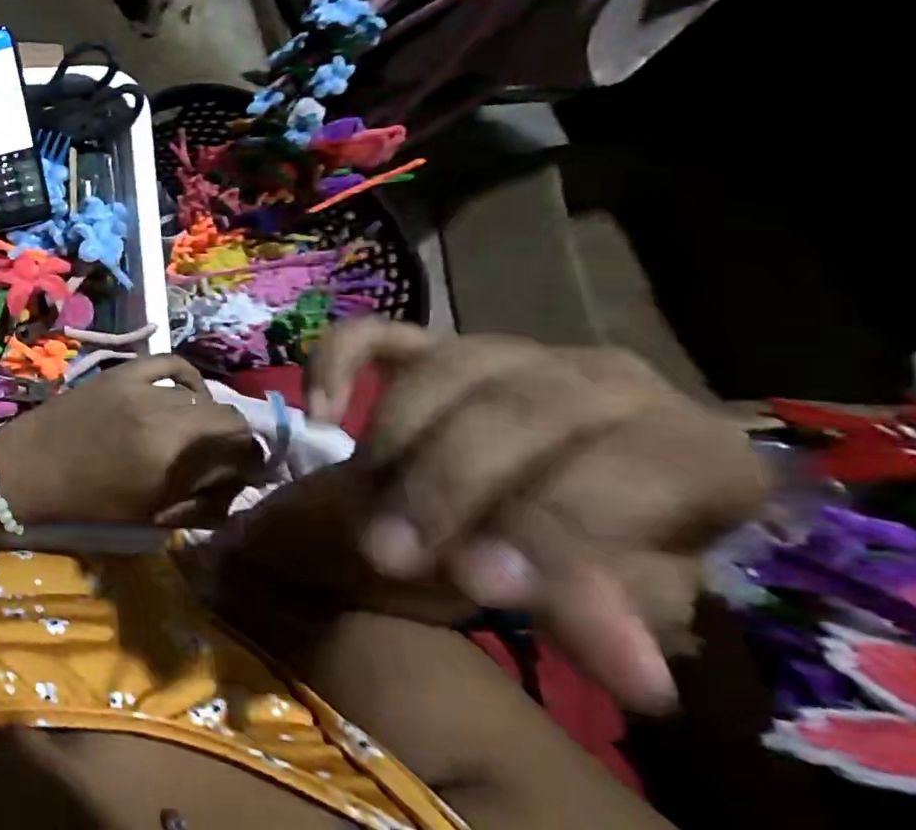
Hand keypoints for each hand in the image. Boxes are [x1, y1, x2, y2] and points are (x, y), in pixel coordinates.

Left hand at [0, 355, 260, 526]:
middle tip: (216, 457)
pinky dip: (185, 377)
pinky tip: (184, 393)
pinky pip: (168, 363)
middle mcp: (161, 412)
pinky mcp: (119, 374)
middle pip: (224, 414)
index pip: (240, 442)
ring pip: (198, 394)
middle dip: (230, 439)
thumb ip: (200, 497)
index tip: (242, 471)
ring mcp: (139, 387)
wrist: (25, 472)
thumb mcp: (150, 513)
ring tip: (194, 431)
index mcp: (171, 452)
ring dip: (205, 414)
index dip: (250, 458)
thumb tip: (235, 482)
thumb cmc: (84, 505)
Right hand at [307, 320, 771, 712]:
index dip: (563, 520)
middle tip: (392, 554)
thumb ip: (599, 621)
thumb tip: (632, 676)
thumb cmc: (555, 568)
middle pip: (530, 407)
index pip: (648, 461)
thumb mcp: (585, 608)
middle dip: (453, 485)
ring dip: (394, 442)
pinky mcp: (422, 344)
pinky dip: (338, 363)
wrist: (482, 526)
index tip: (479, 581)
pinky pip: (374, 334)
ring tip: (366, 518)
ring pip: (449, 367)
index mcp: (688, 449)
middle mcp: (603, 379)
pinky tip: (323, 414)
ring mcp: (504, 352)